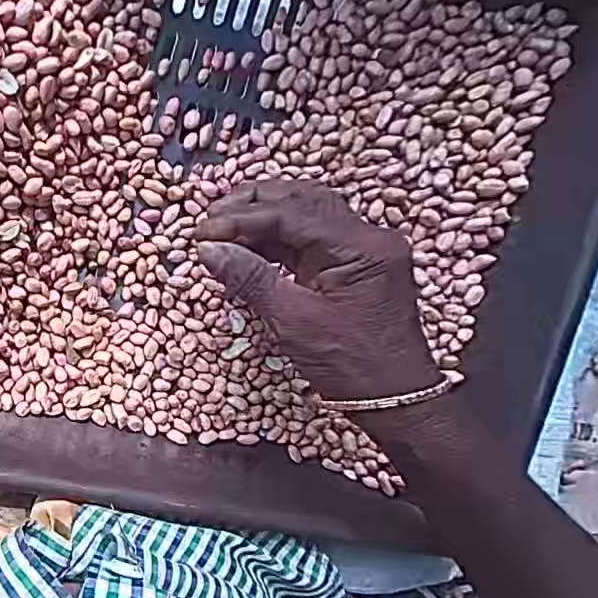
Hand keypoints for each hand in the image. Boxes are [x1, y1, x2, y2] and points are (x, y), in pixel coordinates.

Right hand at [194, 179, 441, 402]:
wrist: (393, 399)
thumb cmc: (350, 365)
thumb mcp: (292, 321)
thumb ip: (250, 277)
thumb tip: (207, 249)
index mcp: (362, 247)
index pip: (292, 213)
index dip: (241, 218)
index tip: (203, 232)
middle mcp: (367, 236)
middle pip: (302, 199)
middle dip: (251, 204)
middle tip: (210, 218)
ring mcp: (362, 248)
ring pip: (305, 212)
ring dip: (262, 216)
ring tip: (222, 227)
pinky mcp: (352, 263)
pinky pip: (309, 237)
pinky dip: (275, 238)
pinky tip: (246, 245)